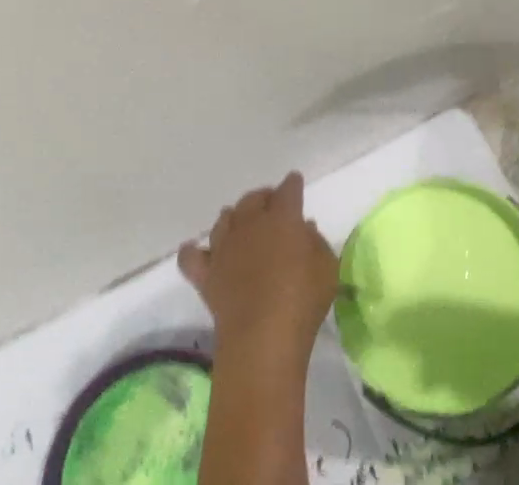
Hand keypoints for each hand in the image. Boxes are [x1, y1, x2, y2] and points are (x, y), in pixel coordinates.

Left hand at [178, 172, 337, 361]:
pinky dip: (193, 250)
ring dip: (234, 216)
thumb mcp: (327, 267)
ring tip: (240, 222)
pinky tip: (196, 250)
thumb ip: (316, 242)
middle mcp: (250, 225)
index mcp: (283, 219)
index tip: (295, 182)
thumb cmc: (303, 299)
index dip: (292, 184)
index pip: (288, 191)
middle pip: (253, 200)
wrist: (262, 336)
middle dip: (263, 197)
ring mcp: (224, 249)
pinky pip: (191, 256)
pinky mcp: (206, 275)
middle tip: (271, 203)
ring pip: (224, 220)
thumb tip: (304, 227)